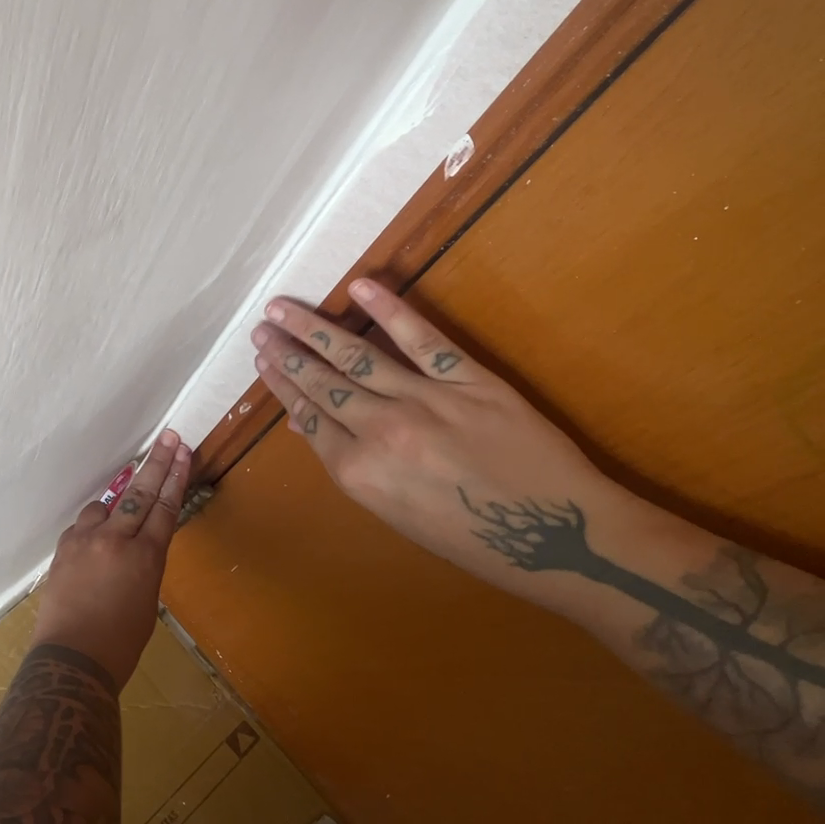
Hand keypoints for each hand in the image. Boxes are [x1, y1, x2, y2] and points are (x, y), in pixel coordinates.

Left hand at [30, 430, 193, 691]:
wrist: (72, 656)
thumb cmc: (121, 642)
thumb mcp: (147, 602)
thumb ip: (145, 565)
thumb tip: (138, 545)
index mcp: (146, 557)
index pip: (165, 507)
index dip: (175, 478)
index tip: (183, 452)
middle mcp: (115, 539)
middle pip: (140, 493)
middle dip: (157, 464)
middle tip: (169, 437)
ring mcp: (85, 538)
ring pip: (106, 506)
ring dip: (117, 506)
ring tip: (123, 518)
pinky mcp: (64, 545)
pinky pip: (84, 526)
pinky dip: (94, 528)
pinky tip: (96, 543)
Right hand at [248, 278, 646, 601]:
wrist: (568, 541)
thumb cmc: (475, 540)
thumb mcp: (395, 512)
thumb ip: (351, 465)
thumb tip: (309, 428)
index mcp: (358, 471)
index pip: (307, 416)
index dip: (280, 385)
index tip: (261, 361)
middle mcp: (380, 431)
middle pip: (321, 383)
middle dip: (286, 354)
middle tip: (260, 329)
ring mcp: (425, 402)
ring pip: (356, 357)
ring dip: (314, 330)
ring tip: (283, 309)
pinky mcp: (471, 383)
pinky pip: (424, 341)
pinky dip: (391, 311)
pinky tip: (361, 287)